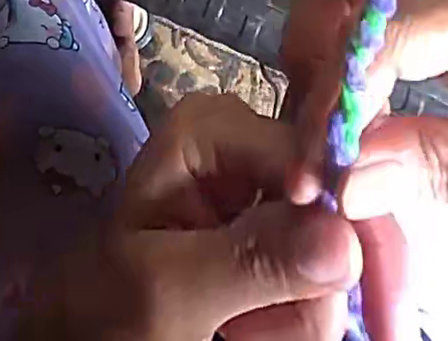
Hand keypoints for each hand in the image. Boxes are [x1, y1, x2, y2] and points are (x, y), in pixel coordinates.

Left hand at [17, 93, 361, 340]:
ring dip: (306, 309)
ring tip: (243, 333)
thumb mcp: (169, 290)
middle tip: (262, 332)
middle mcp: (248, 142)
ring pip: (339, 241)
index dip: (340, 210)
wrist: (92, 335)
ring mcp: (267, 185)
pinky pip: (326, 266)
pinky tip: (258, 330)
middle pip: (333, 195)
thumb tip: (343, 237)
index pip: (303, 151)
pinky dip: (304, 314)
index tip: (355, 282)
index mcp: (211, 127)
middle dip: (323, 275)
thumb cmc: (108, 311)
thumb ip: (251, 259)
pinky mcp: (281, 227)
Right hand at [283, 0, 447, 244]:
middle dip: (312, 54)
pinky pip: (353, 4)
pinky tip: (346, 108)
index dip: (344, 94)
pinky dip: (330, 51)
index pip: (391, 31)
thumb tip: (348, 178)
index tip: (325, 170)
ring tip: (327, 127)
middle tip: (317, 139)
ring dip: (314, 50)